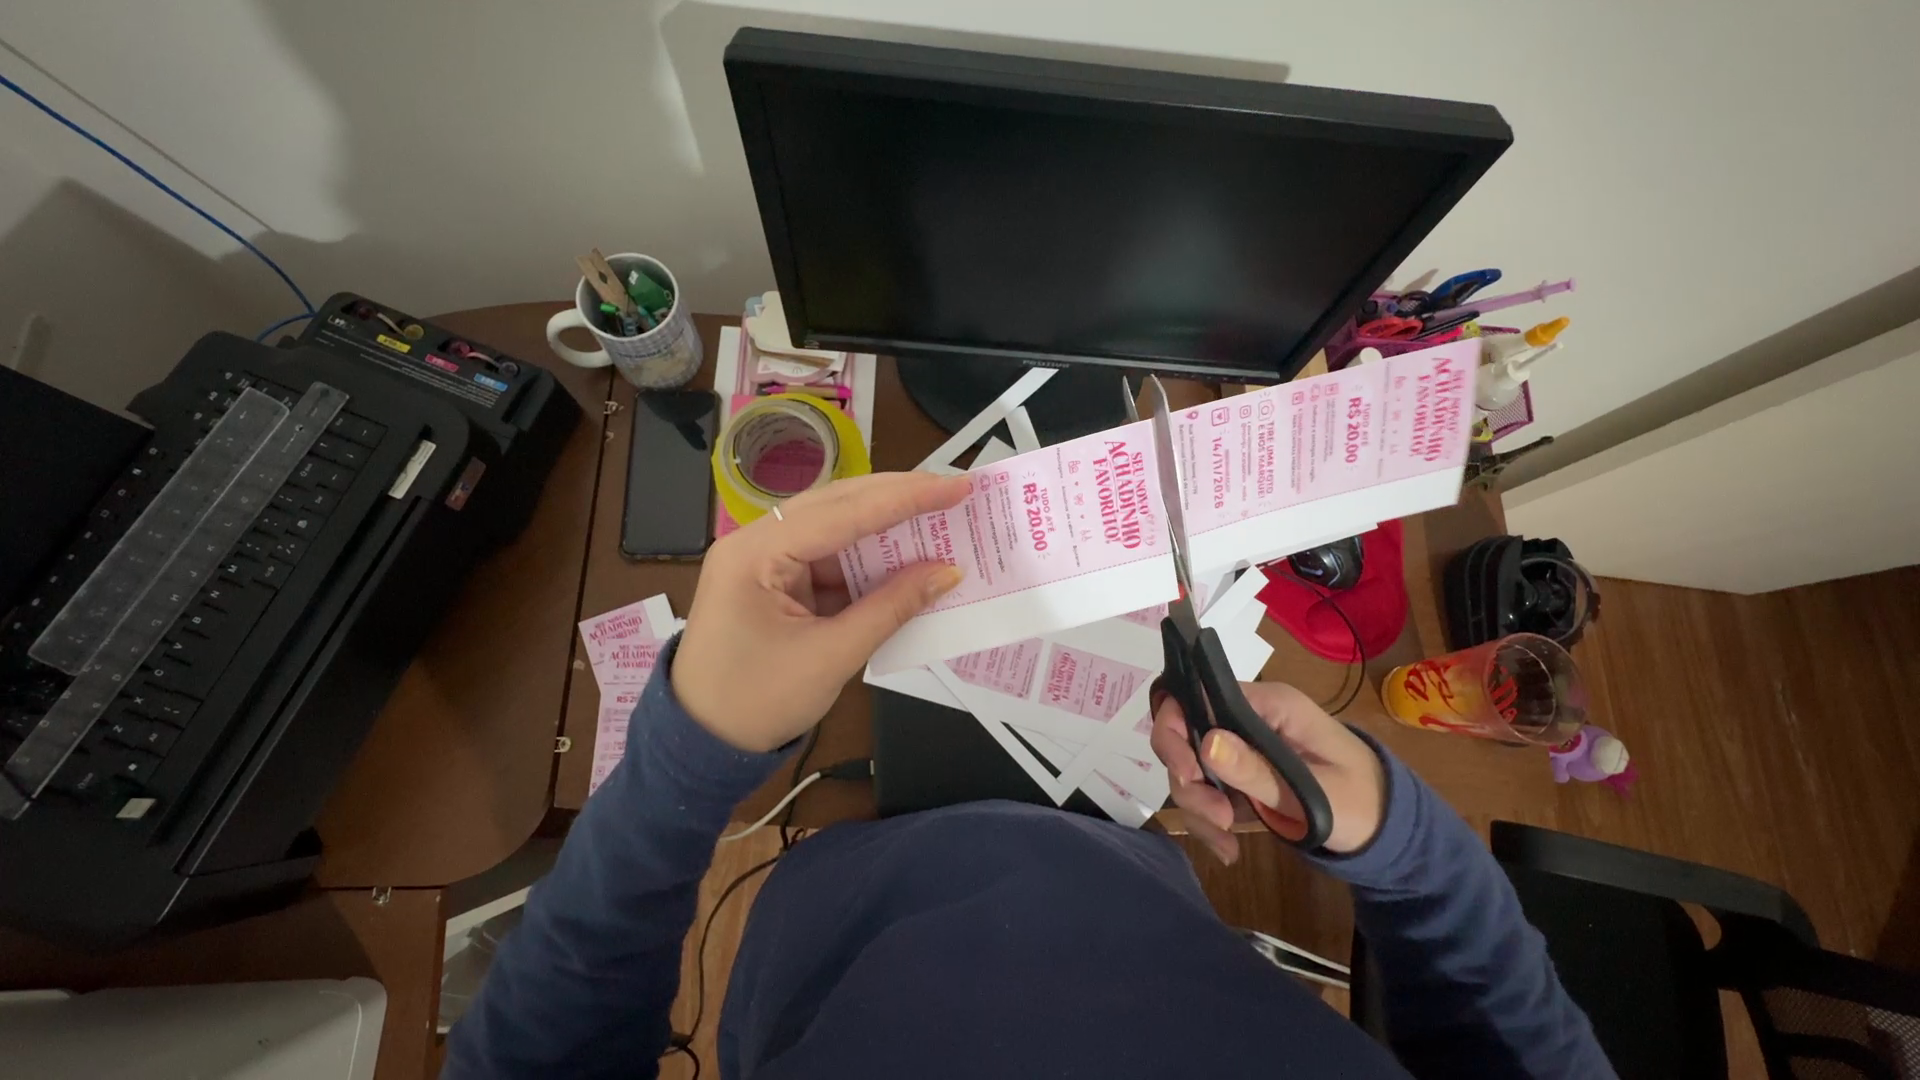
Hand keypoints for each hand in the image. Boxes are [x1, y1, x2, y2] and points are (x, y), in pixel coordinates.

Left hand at [672, 471, 970, 752]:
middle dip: (897, 499)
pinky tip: (906, 557)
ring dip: (886, 528)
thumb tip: (947, 572)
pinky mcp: (776, 580)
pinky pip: (830, 557)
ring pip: (835, 528)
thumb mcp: (831, 657)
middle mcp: (756, 542)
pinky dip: (869, 559)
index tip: (956, 486)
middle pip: (837, 506)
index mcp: (755, 553)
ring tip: (939, 517)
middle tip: (954, 491)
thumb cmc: (757, 703)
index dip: (905, 499)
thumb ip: (891, 608)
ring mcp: (765, 559)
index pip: (842, 512)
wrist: (701, 744)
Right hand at [1149, 681, 1385, 862]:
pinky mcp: (1238, 776)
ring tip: (1227, 838)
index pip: (1199, 694)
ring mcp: (1240, 747)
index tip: (1186, 771)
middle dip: (1187, 777)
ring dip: (1197, 805)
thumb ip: (1258, 770)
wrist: (1388, 835)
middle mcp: (1248, 717)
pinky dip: (1206, 822)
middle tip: (1215, 815)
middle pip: (1184, 731)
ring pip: (1189, 766)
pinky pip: (1203, 792)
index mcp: (1269, 705)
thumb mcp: (1314, 794)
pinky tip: (1228, 848)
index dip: (1175, 726)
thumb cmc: (1363, 804)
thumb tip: (1206, 742)